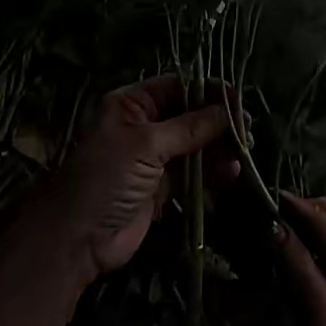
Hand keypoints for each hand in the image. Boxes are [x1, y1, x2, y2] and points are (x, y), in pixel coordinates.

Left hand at [46, 74, 230, 277]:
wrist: (78, 238)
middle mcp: (143, 126)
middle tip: (247, 130)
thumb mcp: (147, 144)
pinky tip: (229, 175)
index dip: (206, 90)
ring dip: (218, 149)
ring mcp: (152, 158)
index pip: (176, 86)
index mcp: (131, 104)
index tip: (237, 97)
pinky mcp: (161, 188)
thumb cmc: (106, 176)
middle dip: (217, 122)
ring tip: (242, 155)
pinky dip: (211, 174)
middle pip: (189, 116)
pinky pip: (192, 175)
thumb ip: (190, 127)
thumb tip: (227, 110)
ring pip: (194, 146)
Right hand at [273, 193, 325, 325]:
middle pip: (325, 221)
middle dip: (294, 216)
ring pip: (321, 237)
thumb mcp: (323, 320)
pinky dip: (298, 254)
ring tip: (265, 232)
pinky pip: (320, 260)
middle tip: (260, 217)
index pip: (325, 221)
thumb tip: (272, 223)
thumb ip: (298, 268)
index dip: (292, 206)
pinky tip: (280, 259)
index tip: (259, 194)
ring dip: (295, 232)